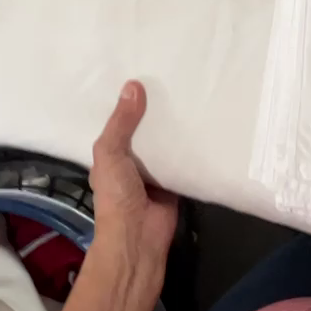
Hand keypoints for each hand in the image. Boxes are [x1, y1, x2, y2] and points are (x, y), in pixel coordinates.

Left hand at [88, 81, 178, 271]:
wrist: (139, 237)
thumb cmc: (116, 194)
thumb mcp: (109, 153)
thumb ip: (121, 123)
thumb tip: (133, 85)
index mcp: (110, 153)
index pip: (117, 122)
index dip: (125, 102)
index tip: (138, 74)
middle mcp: (131, 160)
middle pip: (144, 129)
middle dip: (153, 110)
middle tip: (170, 76)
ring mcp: (154, 171)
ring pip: (164, 142)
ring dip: (173, 126)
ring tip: (188, 91)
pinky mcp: (176, 180)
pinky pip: (183, 158)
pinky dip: (191, 145)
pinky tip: (201, 121)